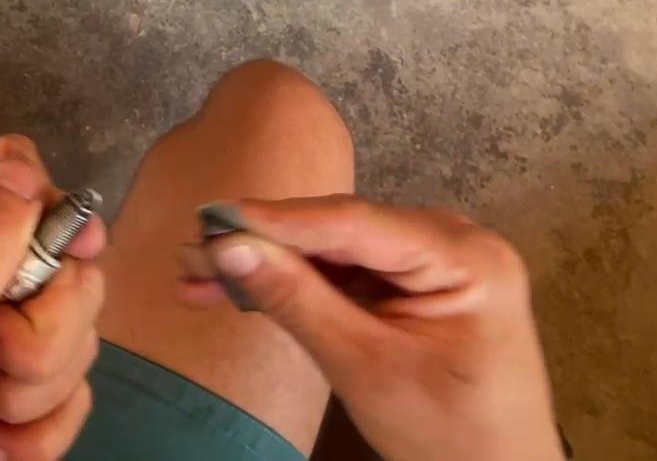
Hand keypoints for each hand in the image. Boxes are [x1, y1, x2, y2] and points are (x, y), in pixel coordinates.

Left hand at [0, 135, 106, 460]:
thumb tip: (22, 167)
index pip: (11, 170)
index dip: (48, 205)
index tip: (61, 260)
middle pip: (57, 258)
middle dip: (45, 325)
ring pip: (67, 331)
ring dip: (37, 389)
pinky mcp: (3, 387)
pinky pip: (62, 391)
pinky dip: (37, 432)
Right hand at [180, 195, 563, 460]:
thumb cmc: (450, 439)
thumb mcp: (366, 369)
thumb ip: (295, 299)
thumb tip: (225, 244)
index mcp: (464, 257)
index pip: (352, 222)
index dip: (275, 218)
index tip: (212, 218)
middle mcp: (445, 238)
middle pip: (329, 231)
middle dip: (258, 245)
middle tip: (191, 253)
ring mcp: (421, 255)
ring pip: (320, 247)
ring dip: (261, 264)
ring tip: (195, 275)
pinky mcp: (398, 275)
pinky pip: (330, 268)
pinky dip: (284, 281)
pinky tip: (228, 289)